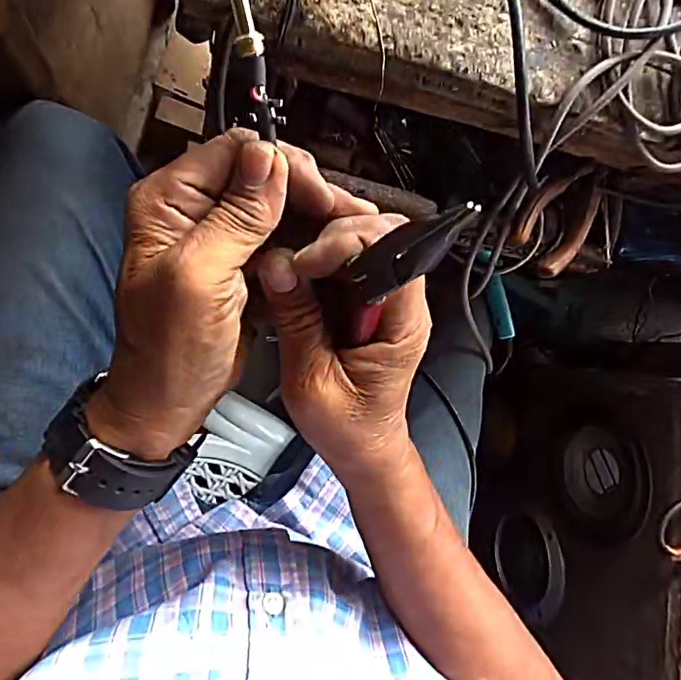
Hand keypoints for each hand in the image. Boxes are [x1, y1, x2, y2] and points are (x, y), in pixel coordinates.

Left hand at [91, 130, 373, 459]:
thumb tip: (267, 159)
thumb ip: (235, 217)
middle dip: (305, 190)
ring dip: (312, 216)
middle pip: (262, 173)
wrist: (169, 399)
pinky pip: (281, 234)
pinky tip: (329, 250)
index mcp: (169, 201)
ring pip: (277, 203)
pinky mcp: (242, 257)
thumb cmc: (168, 349)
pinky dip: (306, 241)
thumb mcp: (199, 278)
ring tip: (345, 229)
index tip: (317, 195)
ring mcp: (220, 233)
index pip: (236, 152)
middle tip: (339, 214)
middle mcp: (193, 208)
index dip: (282, 167)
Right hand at [255, 214, 431, 484]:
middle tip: (295, 257)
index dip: (346, 244)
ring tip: (293, 261)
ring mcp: (387, 298)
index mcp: (403, 323)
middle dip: (334, 234)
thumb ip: (297, 322)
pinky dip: (322, 257)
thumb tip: (277, 266)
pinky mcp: (368, 299)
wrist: (364, 446)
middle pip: (383, 234)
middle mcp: (403, 303)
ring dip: (326, 241)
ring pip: (366, 240)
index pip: (391, 252)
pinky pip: (351, 261)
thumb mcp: (311, 381)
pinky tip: (299, 271)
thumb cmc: (348, 427)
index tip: (305, 262)